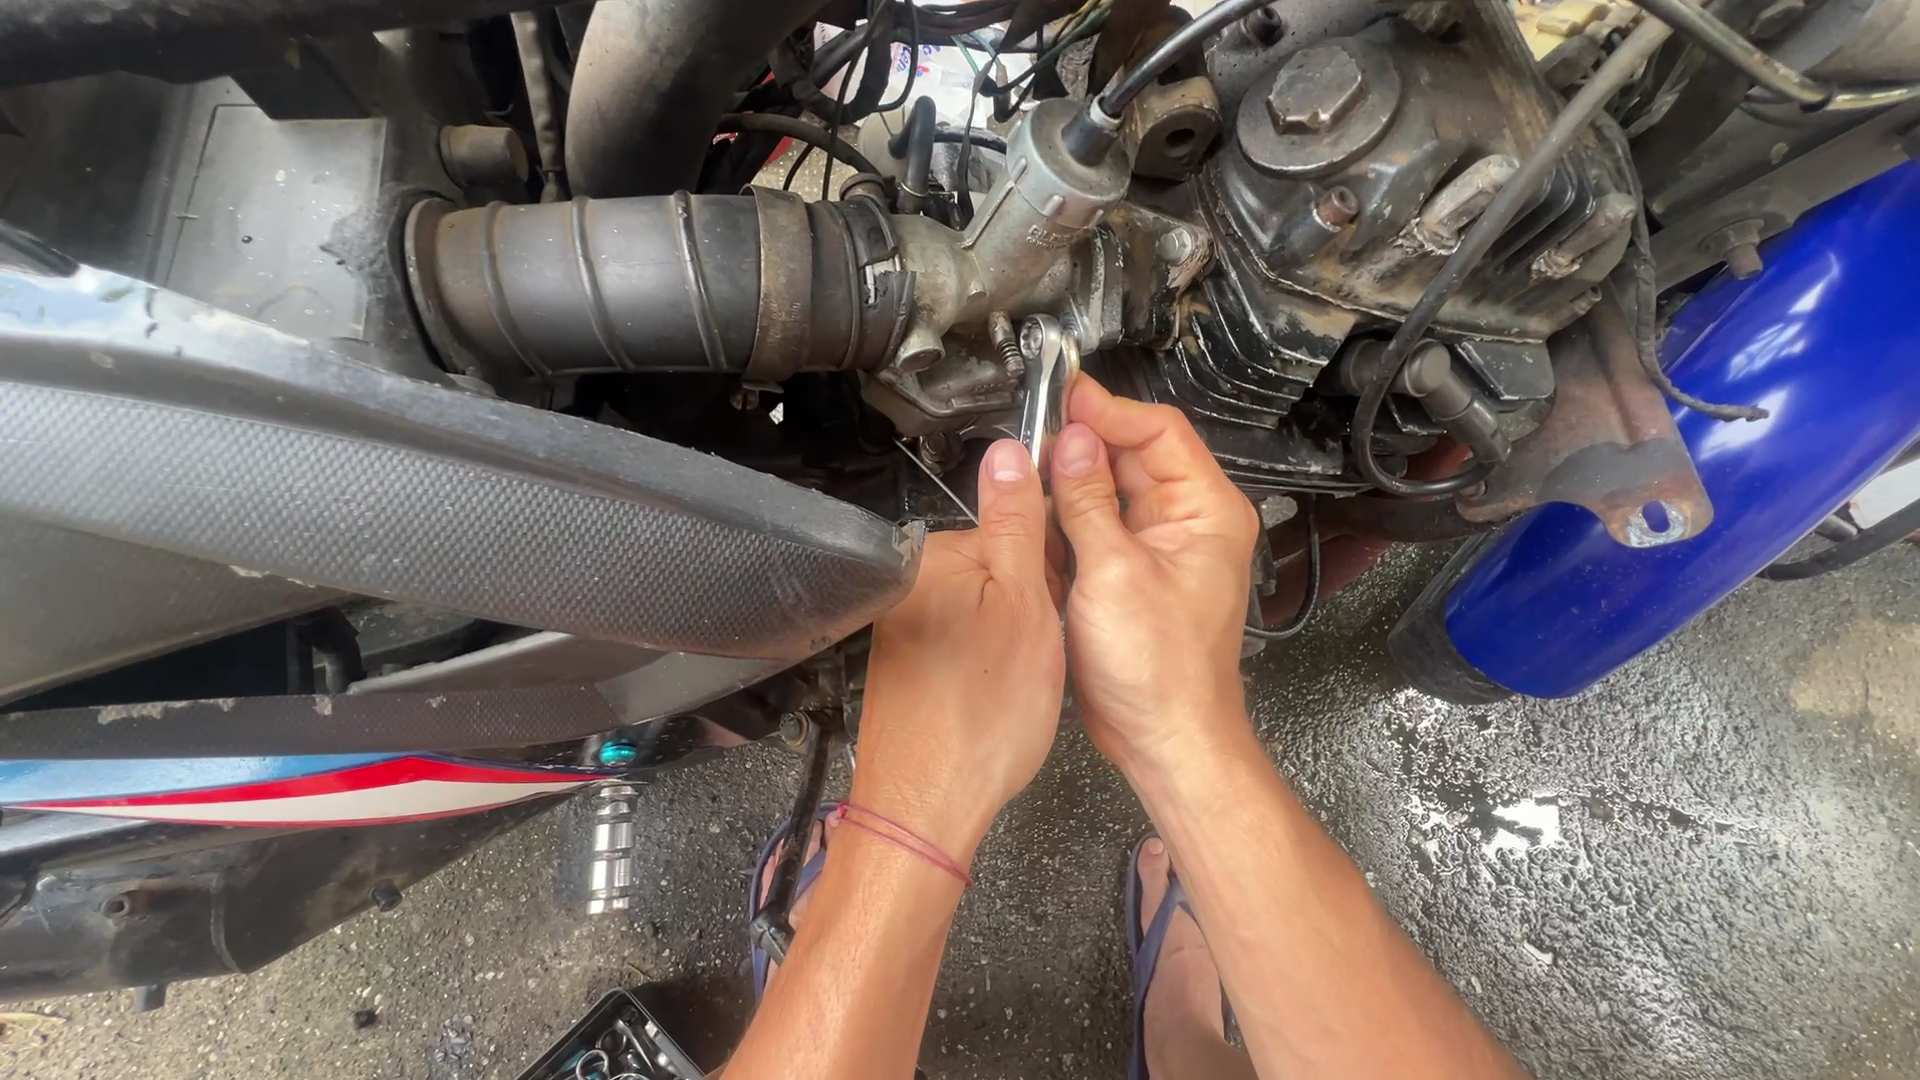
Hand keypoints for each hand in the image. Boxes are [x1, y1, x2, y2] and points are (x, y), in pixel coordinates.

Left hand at [853, 440, 1065, 861]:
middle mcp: (908, 585)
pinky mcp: (906, 663)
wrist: (928, 807)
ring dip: (1009, 636)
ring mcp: (903, 626)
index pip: (1008, 528)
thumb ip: (1017, 525)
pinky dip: (984, 662)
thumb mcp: (1025, 606)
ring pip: (982, 610)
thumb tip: (1010, 451)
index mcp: (933, 556)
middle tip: (1039, 650)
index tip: (1060, 601)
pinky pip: (961, 643)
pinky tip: (992, 696)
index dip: (1048, 566)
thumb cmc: (979, 717)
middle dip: (1028, 602)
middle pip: (994, 568)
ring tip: (1016, 681)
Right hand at [1048, 377, 1262, 777]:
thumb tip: (1069, 444)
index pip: (1160, 431)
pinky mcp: (1129, 572)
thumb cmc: (1160, 669)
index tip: (1064, 399)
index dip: (1109, 411)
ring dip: (1072, 479)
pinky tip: (1039, 510)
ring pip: (1110, 490)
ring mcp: (1156, 548)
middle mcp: (1186, 522)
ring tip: (1030, 466)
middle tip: (1035, 431)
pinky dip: (1069, 516)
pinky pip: (1098, 526)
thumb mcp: (1113, 573)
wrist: (1163, 737)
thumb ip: (1088, 501)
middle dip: (1083, 443)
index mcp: (1205, 511)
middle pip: (1133, 456)